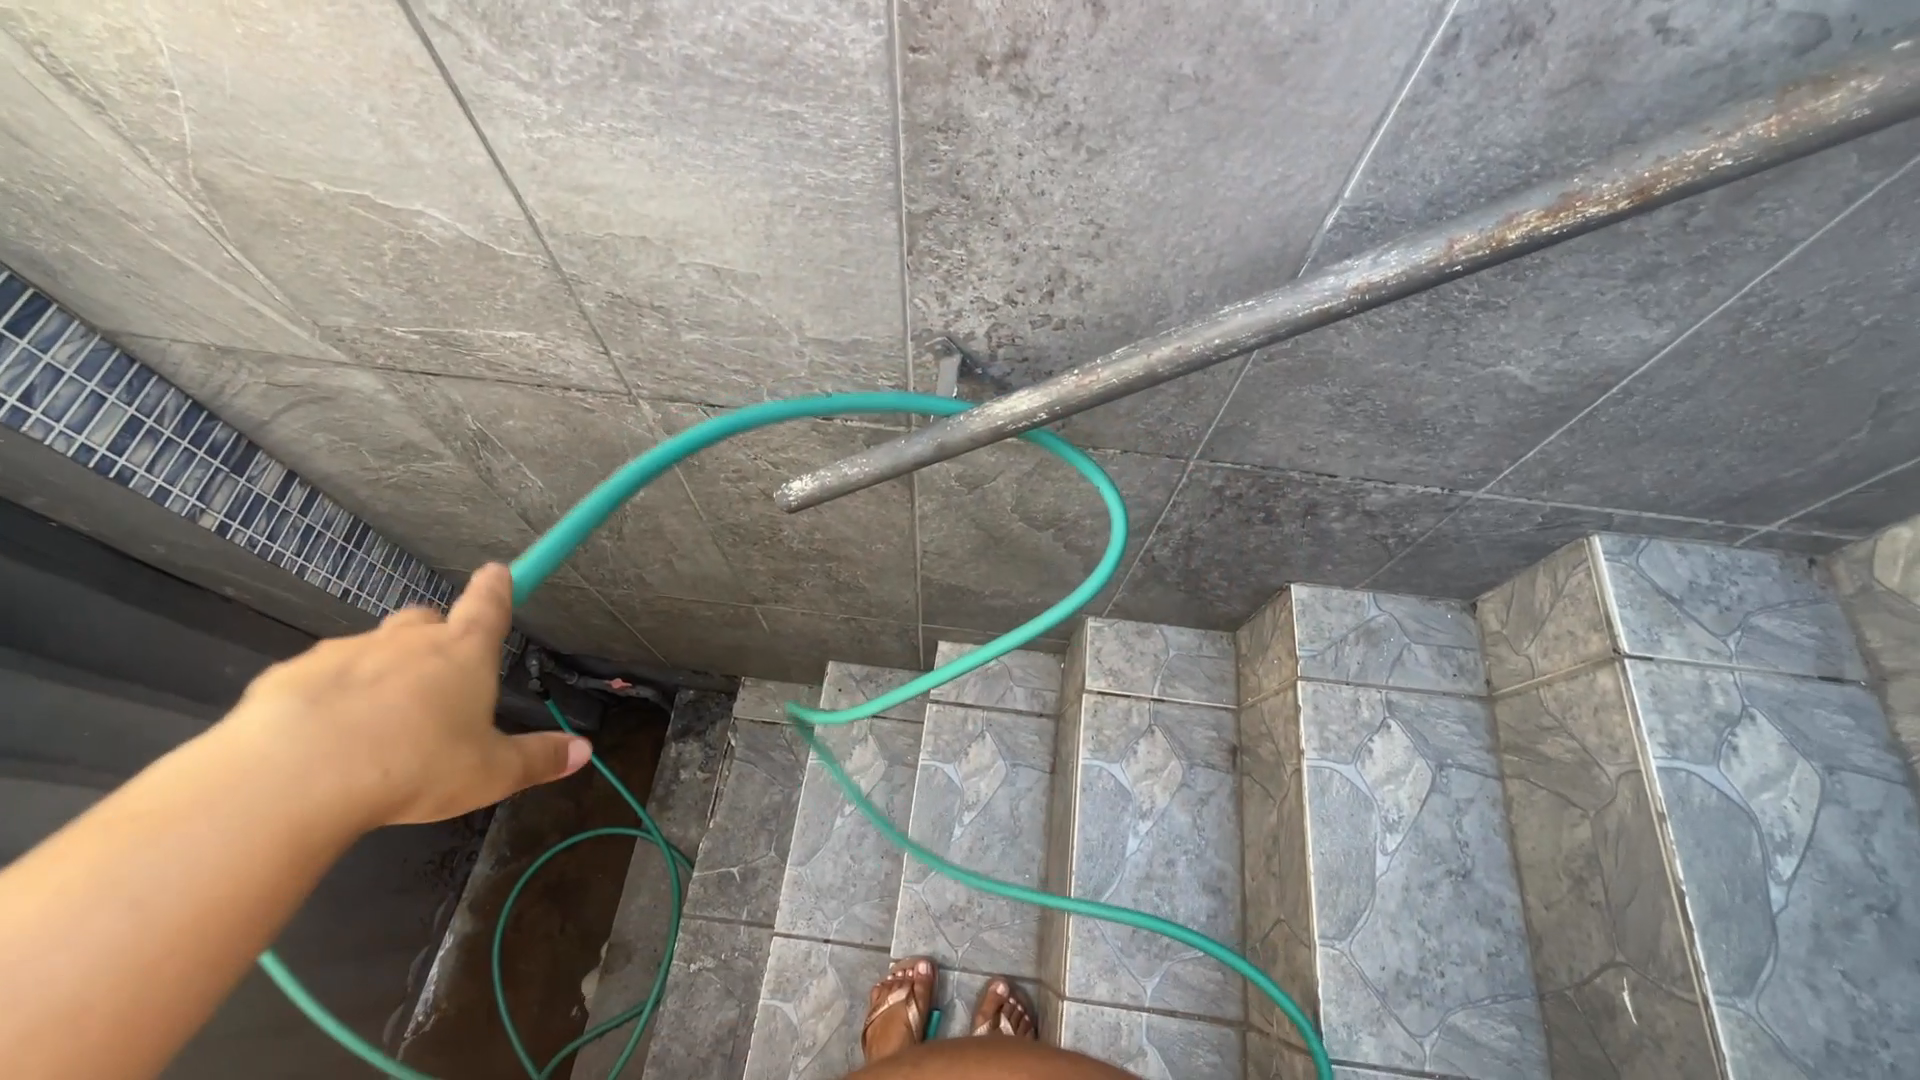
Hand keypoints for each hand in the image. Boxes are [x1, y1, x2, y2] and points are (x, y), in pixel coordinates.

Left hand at [220, 563, 589, 828]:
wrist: (295, 776)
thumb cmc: (415, 766)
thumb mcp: (491, 773)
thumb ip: (538, 759)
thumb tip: (583, 750)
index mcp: (462, 653)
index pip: (487, 605)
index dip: (496, 587)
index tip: (497, 569)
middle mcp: (407, 641)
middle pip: (425, 620)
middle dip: (434, 635)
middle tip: (438, 675)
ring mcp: (344, 653)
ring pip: (371, 650)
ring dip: (380, 672)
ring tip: (378, 724)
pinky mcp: (289, 676)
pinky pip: (318, 680)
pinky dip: (328, 698)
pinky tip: (326, 740)